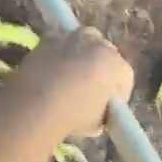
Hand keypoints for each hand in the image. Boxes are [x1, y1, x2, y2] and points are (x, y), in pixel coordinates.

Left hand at [8, 27, 133, 134]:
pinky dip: (61, 50)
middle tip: (93, 88)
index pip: (126, 78)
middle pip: (109, 54)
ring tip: (74, 71)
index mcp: (117, 66)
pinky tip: (54, 65)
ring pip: (87, 39)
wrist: (35, 104)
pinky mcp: (50, 38)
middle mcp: (99, 46)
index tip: (110, 107)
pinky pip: (62, 40)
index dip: (119, 94)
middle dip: (104, 69)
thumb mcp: (95, 123)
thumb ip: (102, 113)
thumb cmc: (73, 115)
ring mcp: (74, 38)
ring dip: (85, 52)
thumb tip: (97, 112)